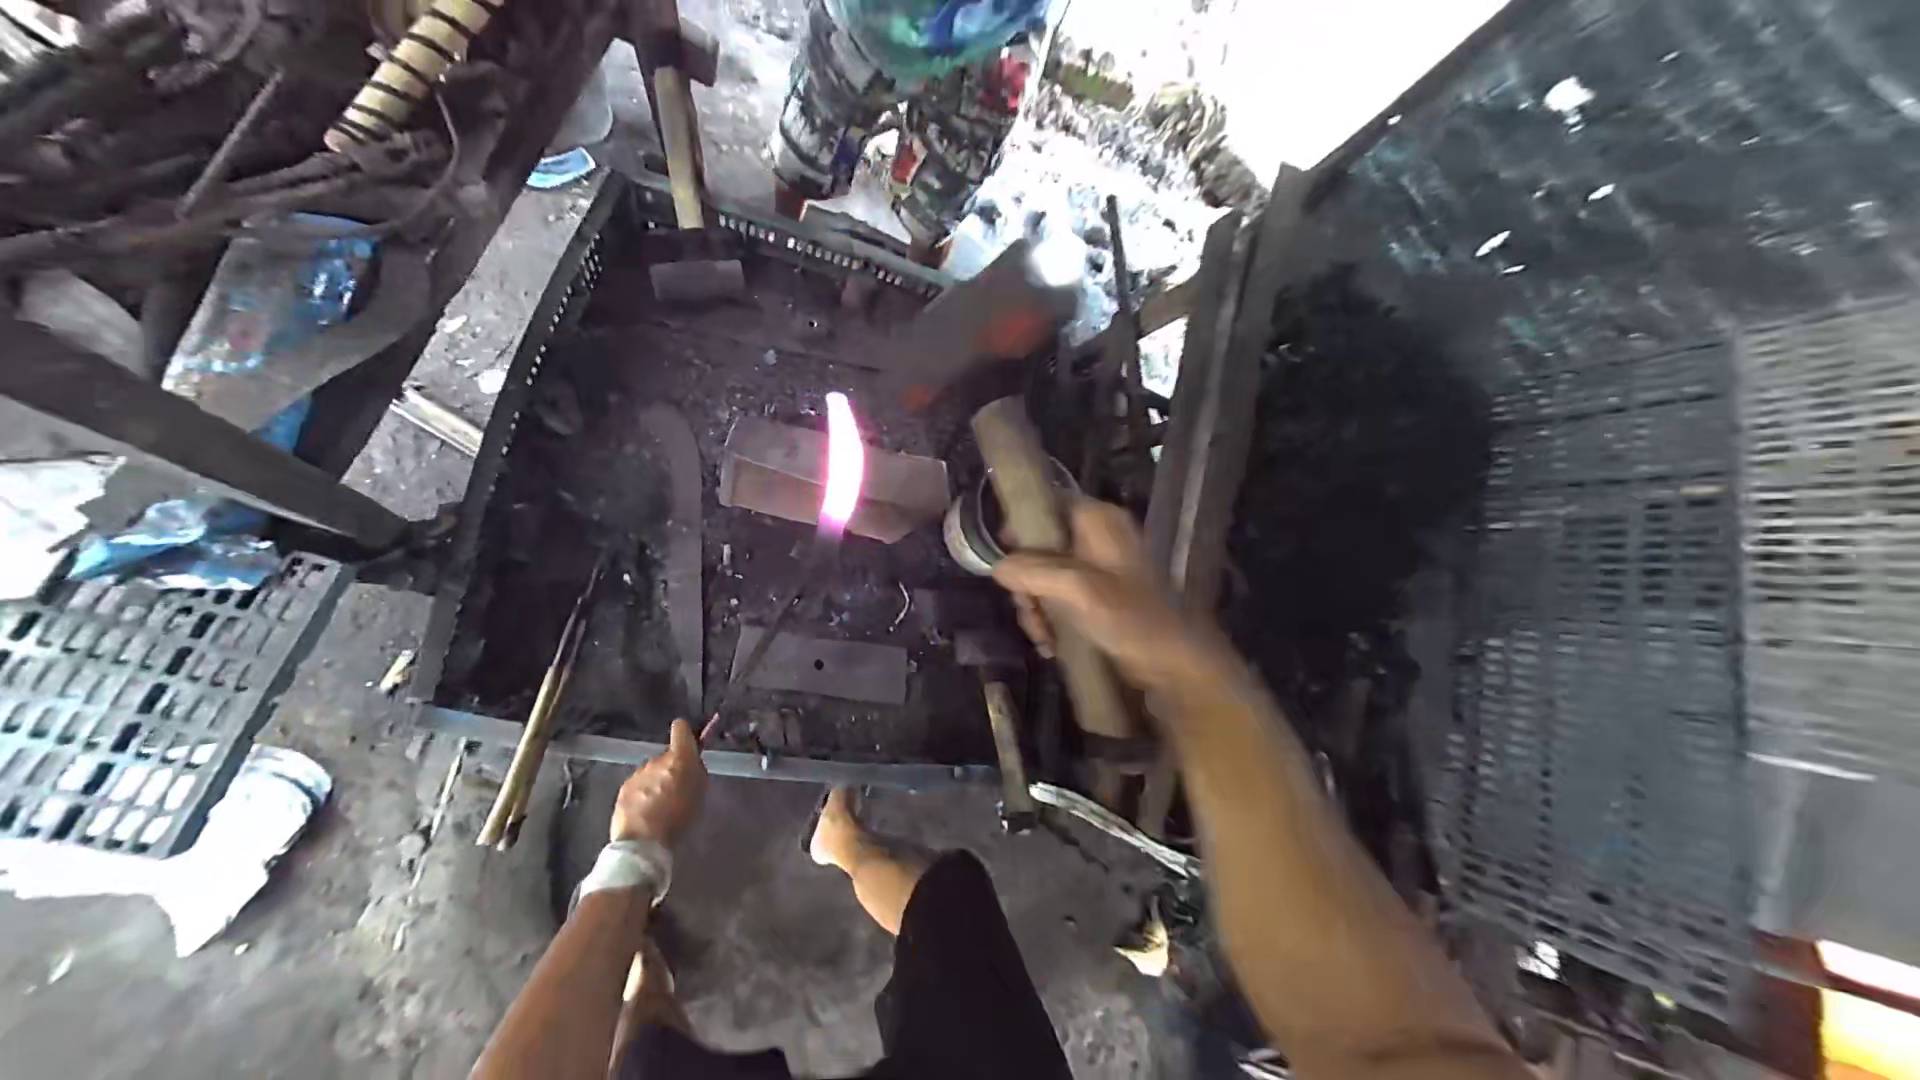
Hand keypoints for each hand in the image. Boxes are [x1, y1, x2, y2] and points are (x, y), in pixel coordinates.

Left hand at [611, 718, 706, 847]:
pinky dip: (642, 794)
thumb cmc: (680, 816)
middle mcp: (657, 760)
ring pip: (651, 771)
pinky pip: (638, 785)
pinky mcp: (623, 789)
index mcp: (679, 757)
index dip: (686, 733)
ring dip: (656, 781)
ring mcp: (638, 774)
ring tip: (659, 805)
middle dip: (671, 767)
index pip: (681, 728)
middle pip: (666, 756)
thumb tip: (691, 761)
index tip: (689, 744)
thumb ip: (696, 770)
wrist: (644, 841)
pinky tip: (645, 812)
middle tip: (676, 789)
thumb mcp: (700, 791)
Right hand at [992, 498, 1240, 696]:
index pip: (1050, 503)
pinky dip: (1051, 619)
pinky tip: (1052, 643)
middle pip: (1041, 547)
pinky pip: (1060, 599)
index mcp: (1099, 522)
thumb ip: (1034, 572)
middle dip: (1027, 583)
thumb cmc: (1133, 619)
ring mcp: (1098, 571)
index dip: (1022, 524)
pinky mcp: (1098, 599)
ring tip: (1043, 636)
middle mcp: (1097, 540)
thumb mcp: (1079, 590)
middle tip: (1028, 610)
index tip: (1002, 552)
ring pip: (1046, 577)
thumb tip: (997, 567)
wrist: (1176, 664)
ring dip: (1036, 607)